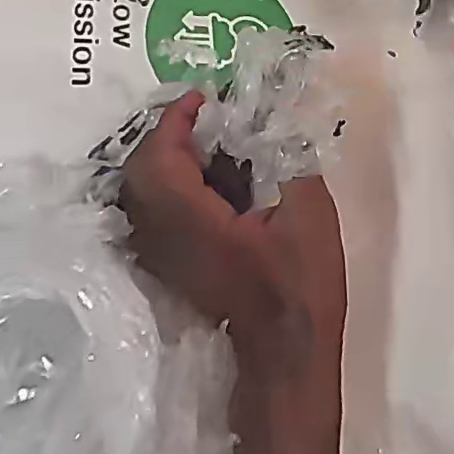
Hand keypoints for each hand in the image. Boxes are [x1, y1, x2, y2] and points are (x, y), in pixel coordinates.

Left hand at [122, 91, 345, 363]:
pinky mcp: (172, 263)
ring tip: (207, 139)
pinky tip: (208, 177)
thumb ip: (291, 160)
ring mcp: (164, 254)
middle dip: (168, 133)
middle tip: (204, 116)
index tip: (202, 98)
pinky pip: (155, 208)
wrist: (285, 356)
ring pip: (143, 190)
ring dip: (167, 155)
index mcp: (196, 222)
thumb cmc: (300, 286)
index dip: (175, 120)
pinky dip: (172, 180)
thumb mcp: (310, 215)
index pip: (162, 159)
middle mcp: (166, 237)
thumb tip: (278, 120)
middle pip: (142, 170)